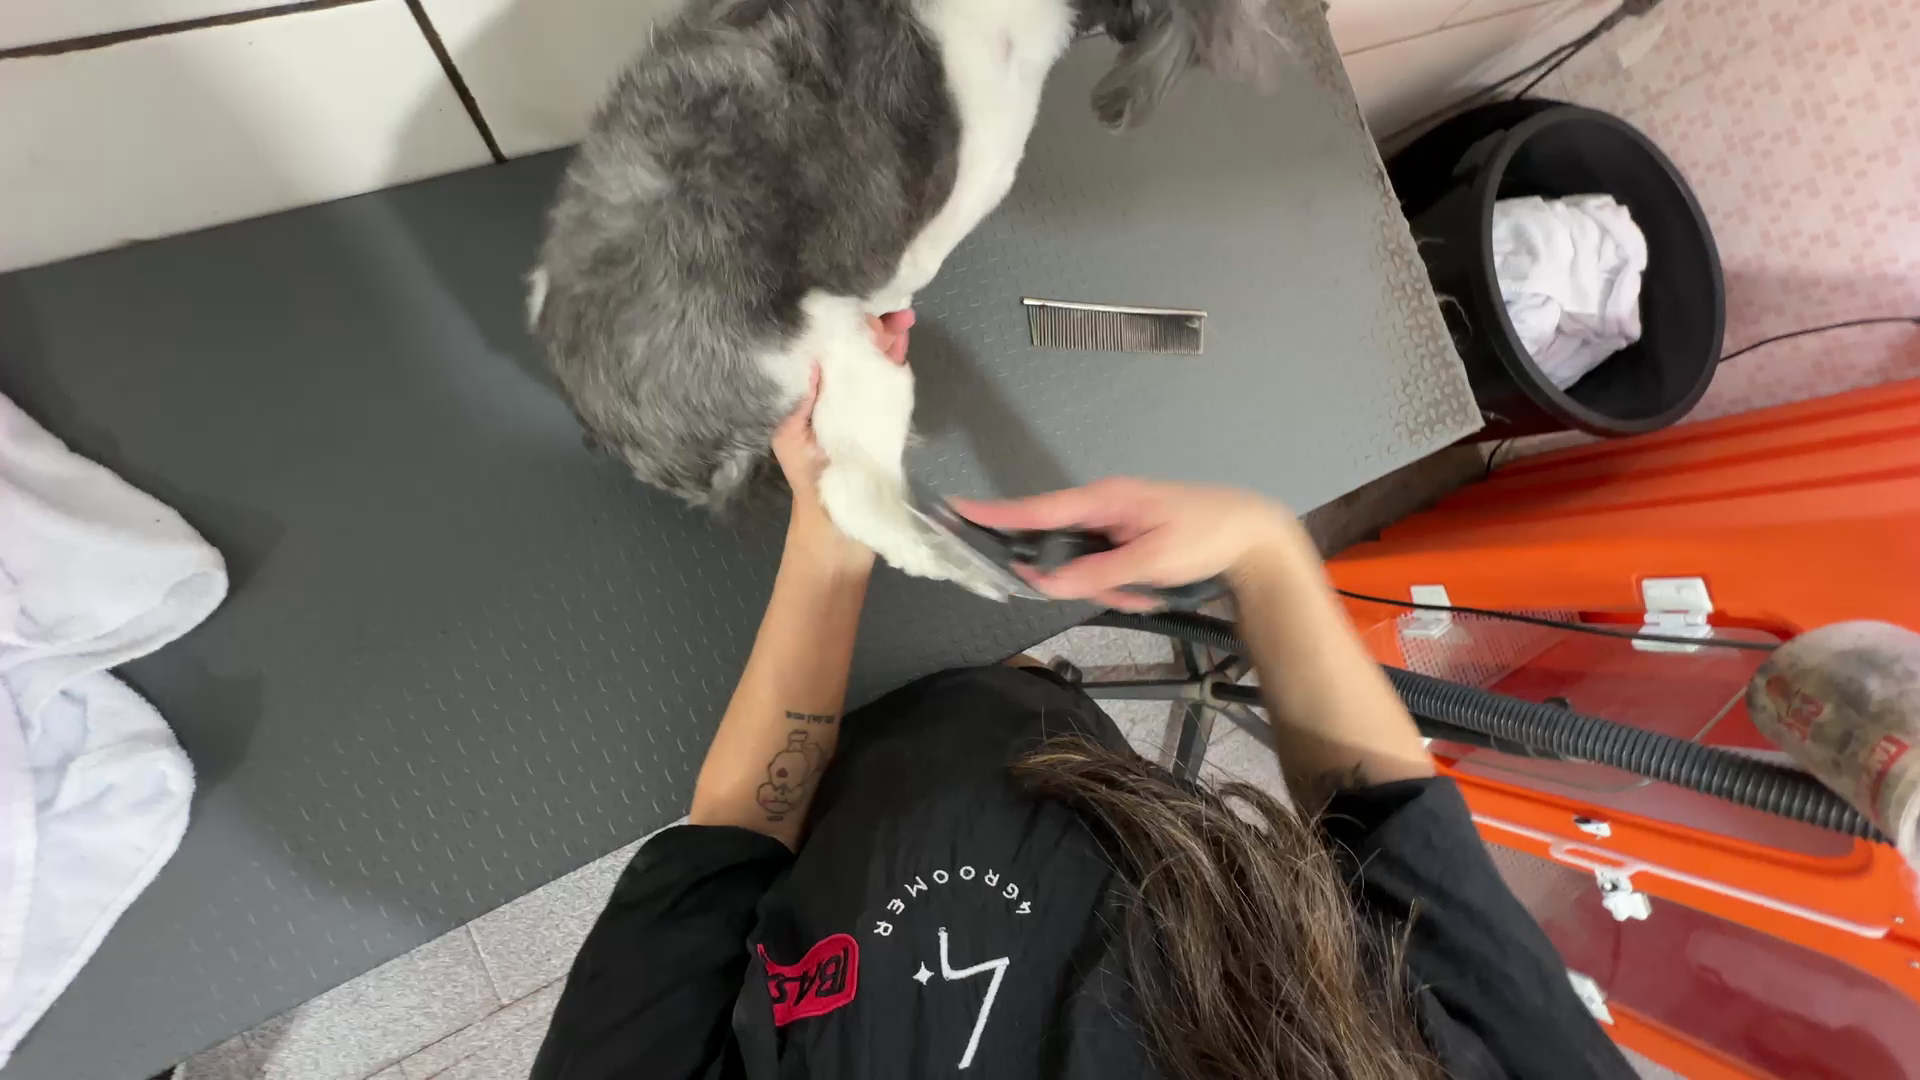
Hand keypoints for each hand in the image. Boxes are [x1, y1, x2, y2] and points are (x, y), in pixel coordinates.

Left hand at [771, 310, 913, 560]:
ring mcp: (859, 407)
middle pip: (850, 351)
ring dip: (885, 339)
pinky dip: (895, 363)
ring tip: (900, 319)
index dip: (838, 326)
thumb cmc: (811, 486)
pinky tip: (901, 345)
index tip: (853, 308)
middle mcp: (832, 396)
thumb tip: (811, 355)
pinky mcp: (882, 421)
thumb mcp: (791, 439)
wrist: (839, 531)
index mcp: (807, 395)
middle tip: (886, 311)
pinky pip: (889, 385)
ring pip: (872, 363)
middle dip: (867, 327)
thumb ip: (798, 400)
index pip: (823, 349)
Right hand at [953, 477, 1306, 609]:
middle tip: (1129, 590)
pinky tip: (1154, 588)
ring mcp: (1110, 523)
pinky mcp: (1121, 537)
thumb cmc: (1202, 536)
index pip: (1035, 508)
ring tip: (1152, 590)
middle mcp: (1099, 507)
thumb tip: (1042, 582)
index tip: (955, 510)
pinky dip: (1123, 585)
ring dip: (1112, 587)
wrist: (1250, 533)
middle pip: (1059, 548)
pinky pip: (1103, 568)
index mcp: (1102, 499)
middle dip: (1088, 579)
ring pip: (1083, 565)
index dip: (994, 513)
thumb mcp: (1150, 560)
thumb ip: (1094, 572)